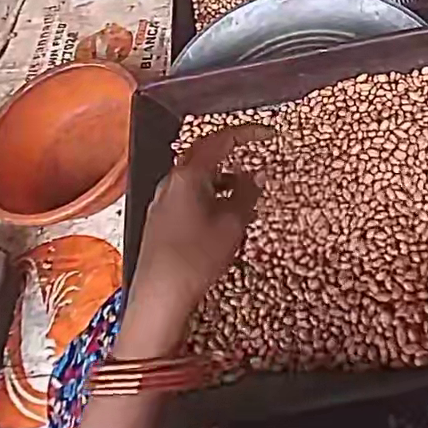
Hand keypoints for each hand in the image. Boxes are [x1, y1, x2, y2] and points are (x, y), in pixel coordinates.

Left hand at [122, 124, 274, 355]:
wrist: (160, 294)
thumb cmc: (197, 256)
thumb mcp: (232, 223)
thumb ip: (247, 194)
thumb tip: (257, 176)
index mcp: (188, 175)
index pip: (220, 140)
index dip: (247, 133)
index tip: (267, 133)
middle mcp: (171, 182)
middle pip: (204, 156)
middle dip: (231, 154)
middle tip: (254, 154)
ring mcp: (162, 200)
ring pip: (196, 178)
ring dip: (222, 179)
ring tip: (244, 193)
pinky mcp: (160, 219)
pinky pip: (188, 196)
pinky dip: (209, 196)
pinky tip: (222, 215)